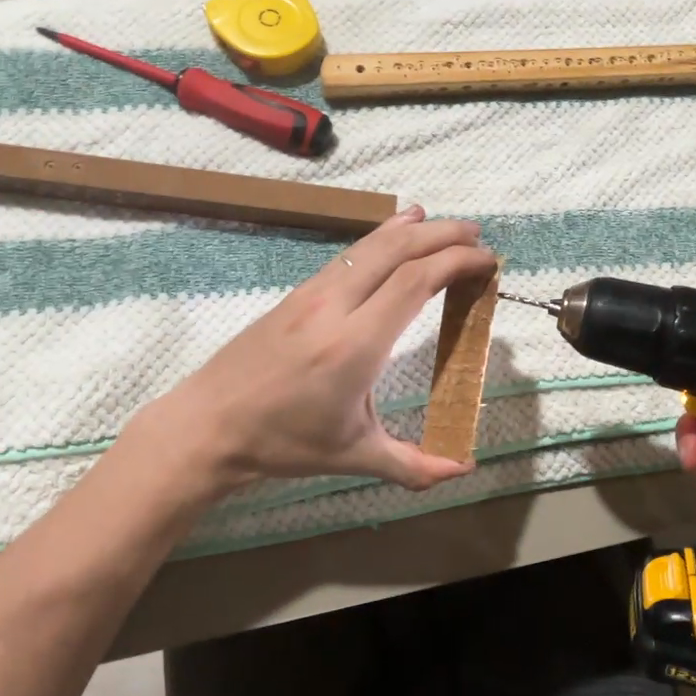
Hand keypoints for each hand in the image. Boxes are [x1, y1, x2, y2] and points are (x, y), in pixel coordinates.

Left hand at [147, 205, 493, 492]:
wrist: (208, 424)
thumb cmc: (282, 442)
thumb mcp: (351, 455)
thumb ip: (412, 463)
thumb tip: (463, 469)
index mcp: (355, 345)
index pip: (414, 282)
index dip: (455, 262)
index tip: (487, 261)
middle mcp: (335, 307)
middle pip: (397, 250)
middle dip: (443, 235)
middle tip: (479, 235)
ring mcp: (313, 294)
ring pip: (370, 245)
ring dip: (414, 230)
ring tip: (447, 226)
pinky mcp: (298, 293)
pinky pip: (350, 254)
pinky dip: (382, 237)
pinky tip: (396, 230)